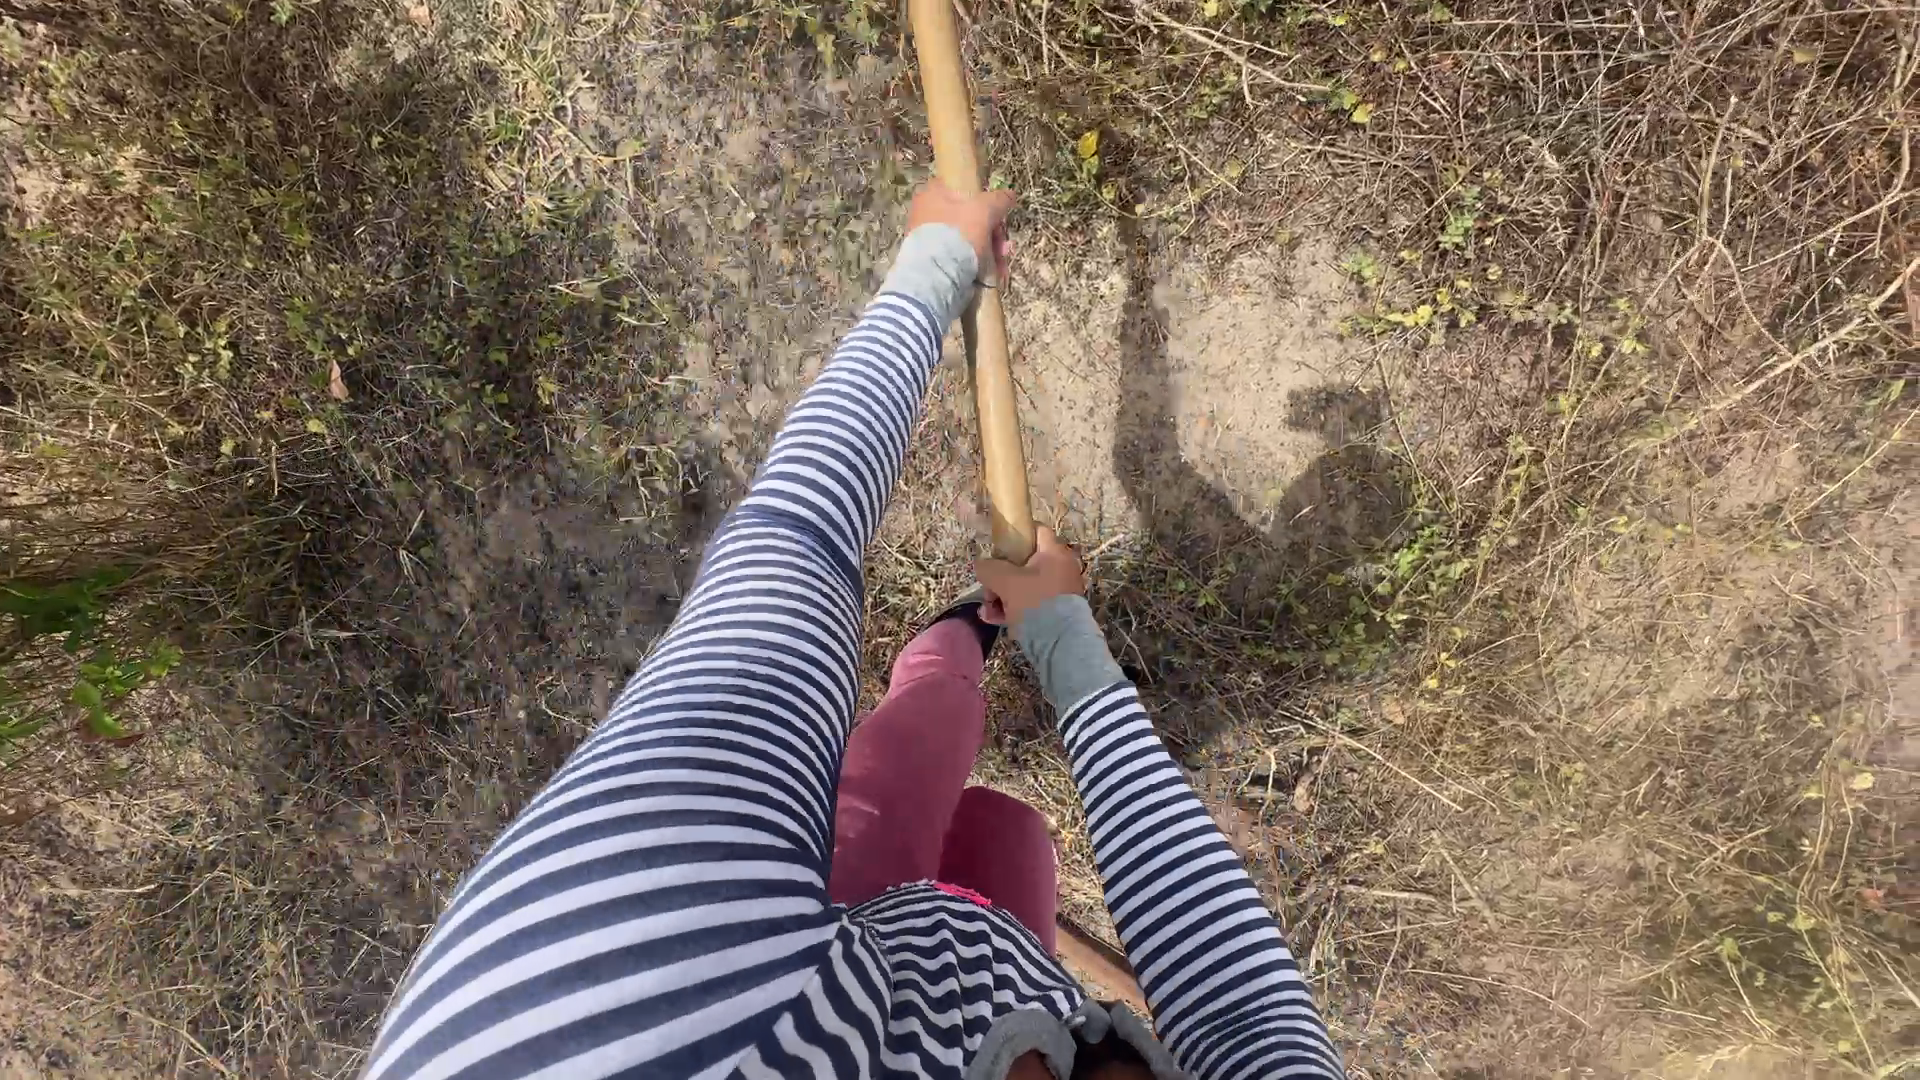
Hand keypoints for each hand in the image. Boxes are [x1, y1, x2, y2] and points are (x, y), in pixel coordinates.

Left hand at [905, 179, 1016, 284]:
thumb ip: (998, 200)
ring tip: (1001, 267)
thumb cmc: (959, 234)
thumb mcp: (984, 211)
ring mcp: (926, 240)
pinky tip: (990, 274)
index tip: (998, 219)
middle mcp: (925, 215)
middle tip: (1003, 248)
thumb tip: (1009, 195)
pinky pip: (958, 259)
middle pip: (968, 220)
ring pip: (966, 241)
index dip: (984, 203)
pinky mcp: (930, 263)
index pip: (962, 190)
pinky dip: (975, 265)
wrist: (936, 276)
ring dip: (988, 252)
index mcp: (933, 194)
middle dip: (992, 235)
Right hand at [973, 526, 1084, 629]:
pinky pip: (1031, 603)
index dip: (1017, 533)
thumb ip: (989, 569)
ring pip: (1025, 585)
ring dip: (1003, 595)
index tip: (999, 545)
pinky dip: (1013, 608)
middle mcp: (1061, 569)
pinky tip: (994, 618)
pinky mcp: (1057, 612)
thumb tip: (981, 566)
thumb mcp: (1005, 582)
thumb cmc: (1035, 603)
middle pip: (1026, 562)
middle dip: (1001, 575)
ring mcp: (1060, 591)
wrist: (1060, 644)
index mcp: (1054, 553)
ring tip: (987, 609)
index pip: (1037, 530)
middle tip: (989, 587)